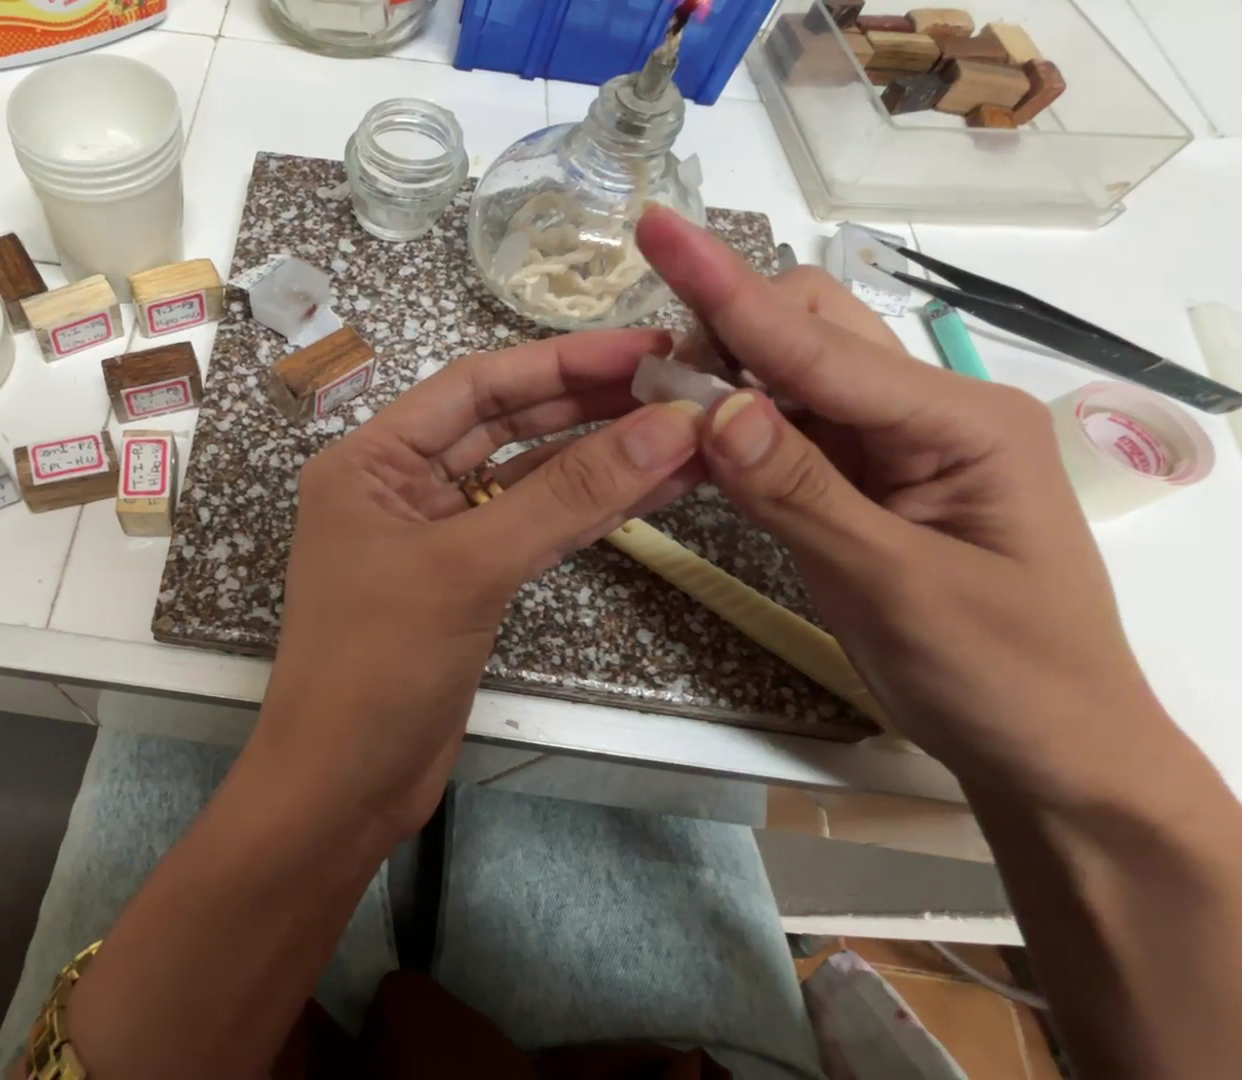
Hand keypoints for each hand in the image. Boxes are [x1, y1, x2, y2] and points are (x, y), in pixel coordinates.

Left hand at [251, 327, 704, 838]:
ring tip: (689, 430)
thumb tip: (667, 428)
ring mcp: (431, 536)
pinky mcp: (462, 582)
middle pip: (500, 425)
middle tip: (683, 384)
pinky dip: (584, 512)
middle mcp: (396, 486)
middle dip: (587, 404)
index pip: (472, 386)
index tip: (648, 348)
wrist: (344, 781)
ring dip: (598, 458)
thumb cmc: (378, 665)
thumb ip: (565, 497)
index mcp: (368, 460)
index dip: (561, 362)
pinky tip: (652, 490)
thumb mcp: (467, 568)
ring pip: (522, 479)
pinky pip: (527, 530)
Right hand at [636, 206, 1166, 792]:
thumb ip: (801, 492)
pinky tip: (687, 449)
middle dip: (719, 335)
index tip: (660, 230)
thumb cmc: (998, 670)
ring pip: (785, 381)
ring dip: (716, 385)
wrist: (1047, 744)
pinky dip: (727, 438)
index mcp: (955, 422)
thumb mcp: (896, 585)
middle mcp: (922, 414)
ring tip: (650, 411)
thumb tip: (713, 409)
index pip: (816, 345)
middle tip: (641, 384)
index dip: (727, 290)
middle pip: (806, 333)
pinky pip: (780, 437)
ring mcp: (888, 448)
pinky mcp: (857, 483)